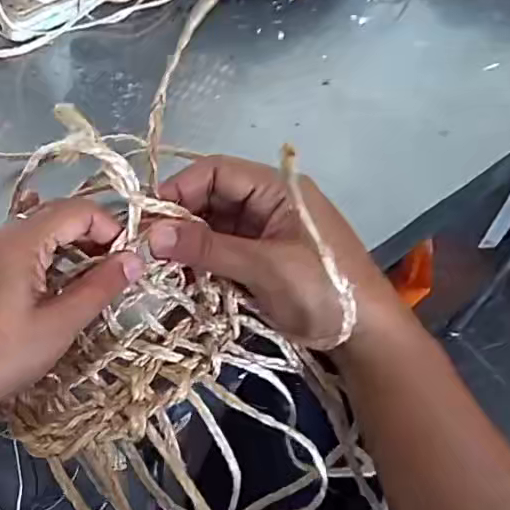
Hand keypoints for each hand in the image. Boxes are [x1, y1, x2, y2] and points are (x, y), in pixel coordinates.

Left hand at [0, 200, 143, 452]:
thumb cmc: (2, 357)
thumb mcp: (59, 325)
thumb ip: (100, 287)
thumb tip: (136, 259)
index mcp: (20, 241)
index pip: (76, 209)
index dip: (110, 228)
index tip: (129, 261)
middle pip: (56, 214)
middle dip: (93, 236)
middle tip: (116, 272)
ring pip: (38, 231)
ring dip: (71, 248)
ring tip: (93, 283)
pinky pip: (21, 249)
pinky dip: (48, 259)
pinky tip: (59, 284)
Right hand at [147, 154, 405, 347]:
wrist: (365, 336)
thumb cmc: (323, 290)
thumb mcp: (264, 266)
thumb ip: (208, 248)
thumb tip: (151, 234)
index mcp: (276, 190)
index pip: (215, 172)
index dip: (178, 189)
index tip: (146, 219)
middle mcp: (265, 205)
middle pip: (209, 200)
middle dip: (177, 221)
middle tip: (145, 250)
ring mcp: (262, 235)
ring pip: (210, 229)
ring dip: (186, 247)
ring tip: (161, 270)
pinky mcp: (258, 263)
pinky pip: (219, 254)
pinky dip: (200, 266)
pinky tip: (184, 283)